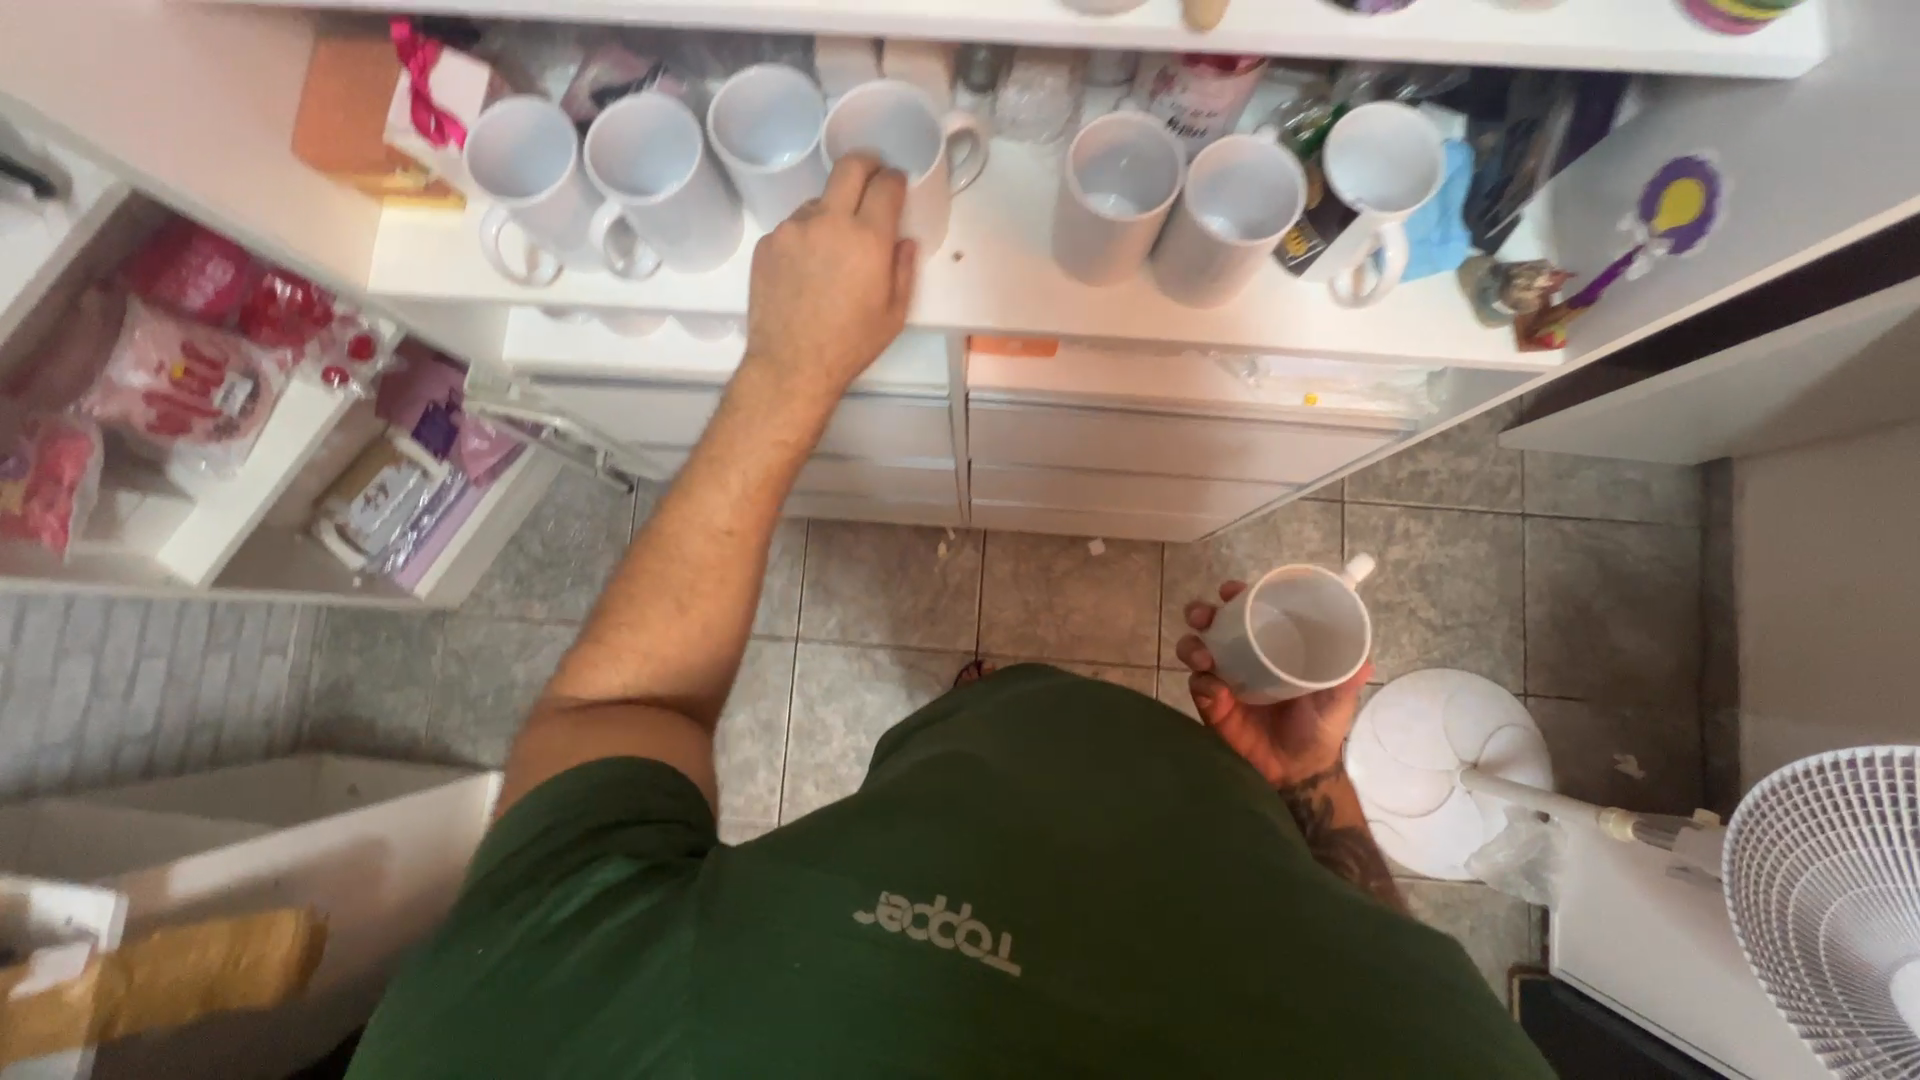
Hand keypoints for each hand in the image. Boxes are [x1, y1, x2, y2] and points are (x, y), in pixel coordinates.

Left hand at [742, 154, 917, 402]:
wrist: (792, 364)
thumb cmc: (850, 344)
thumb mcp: (894, 314)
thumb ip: (904, 270)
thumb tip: (904, 242)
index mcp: (867, 238)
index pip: (886, 184)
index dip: (895, 179)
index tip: (897, 184)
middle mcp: (829, 222)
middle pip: (849, 167)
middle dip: (867, 163)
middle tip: (873, 174)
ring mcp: (793, 229)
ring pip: (818, 201)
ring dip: (833, 211)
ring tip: (835, 247)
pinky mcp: (768, 243)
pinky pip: (794, 227)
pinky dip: (807, 236)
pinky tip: (809, 269)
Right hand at [1176, 581, 1372, 787]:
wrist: (1300, 769)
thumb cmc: (1319, 725)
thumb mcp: (1338, 697)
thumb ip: (1349, 676)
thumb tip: (1366, 658)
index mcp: (1267, 645)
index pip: (1245, 610)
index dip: (1235, 595)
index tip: (1232, 591)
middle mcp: (1239, 655)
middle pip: (1210, 623)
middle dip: (1201, 613)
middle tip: (1205, 618)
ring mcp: (1221, 678)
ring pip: (1194, 648)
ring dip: (1193, 646)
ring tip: (1205, 658)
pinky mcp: (1210, 704)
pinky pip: (1197, 686)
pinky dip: (1202, 683)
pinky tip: (1215, 690)